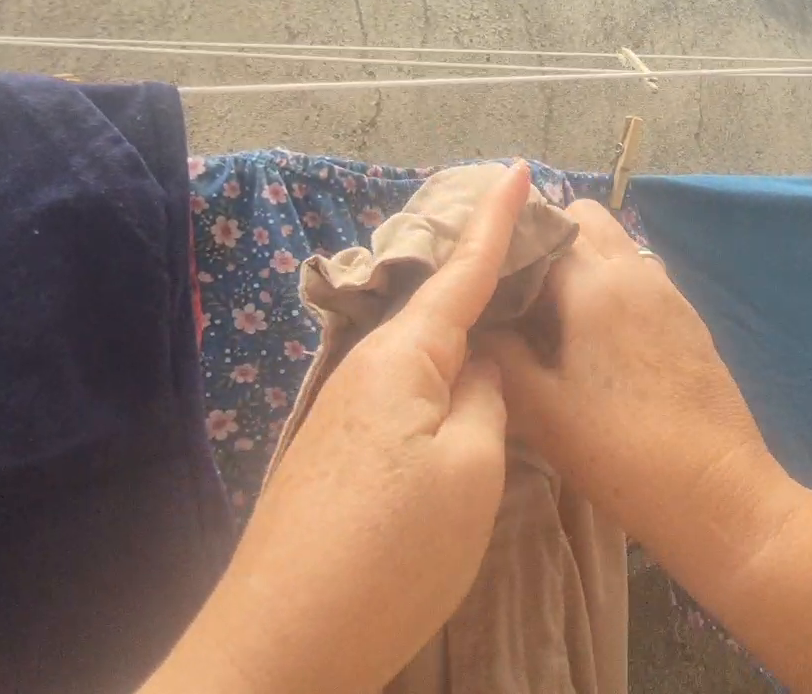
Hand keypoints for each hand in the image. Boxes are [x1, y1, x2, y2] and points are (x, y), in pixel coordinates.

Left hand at [143, 164, 532, 693]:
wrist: (280, 650)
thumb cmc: (390, 552)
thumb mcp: (471, 470)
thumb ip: (487, 399)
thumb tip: (481, 367)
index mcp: (403, 357)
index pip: (463, 270)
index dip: (495, 218)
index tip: (518, 167)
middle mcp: (370, 368)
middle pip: (441, 303)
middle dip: (485, 267)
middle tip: (530, 236)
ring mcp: (351, 410)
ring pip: (426, 349)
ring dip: (468, 323)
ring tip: (512, 303)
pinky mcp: (344, 449)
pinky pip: (410, 387)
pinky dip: (447, 369)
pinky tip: (466, 384)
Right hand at [489, 200, 794, 592]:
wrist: (716, 492)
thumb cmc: (620, 452)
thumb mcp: (541, 410)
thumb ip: (500, 353)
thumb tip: (478, 321)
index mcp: (596, 283)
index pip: (544, 224)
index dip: (509, 242)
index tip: (484, 273)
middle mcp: (637, 272)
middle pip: (587, 217)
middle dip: (548, 239)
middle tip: (519, 291)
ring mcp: (669, 292)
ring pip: (617, 244)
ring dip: (583, 261)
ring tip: (554, 314)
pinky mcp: (688, 318)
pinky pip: (640, 275)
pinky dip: (611, 284)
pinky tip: (597, 339)